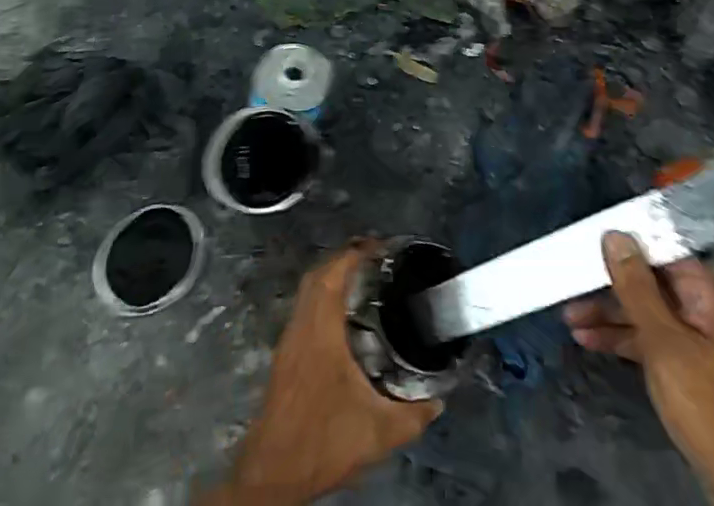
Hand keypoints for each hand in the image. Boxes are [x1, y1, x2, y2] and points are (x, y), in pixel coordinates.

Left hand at [200, 243, 442, 505]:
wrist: (274, 468)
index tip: (378, 245)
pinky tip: (344, 314)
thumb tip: (438, 399)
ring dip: (331, 276)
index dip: (353, 254)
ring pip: (307, 292)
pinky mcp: (285, 354)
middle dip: (344, 259)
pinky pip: (304, 308)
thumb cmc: (324, 440)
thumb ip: (413, 413)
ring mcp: (289, 340)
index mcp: (320, 333)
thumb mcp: (379, 432)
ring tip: (364, 277)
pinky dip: (323, 297)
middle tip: (375, 256)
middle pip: (316, 276)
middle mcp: (300, 327)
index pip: (332, 276)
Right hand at [564, 232, 713, 505]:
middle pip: (653, 285)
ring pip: (649, 316)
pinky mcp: (695, 374)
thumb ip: (637, 288)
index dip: (627, 246)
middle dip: (610, 287)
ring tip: (569, 321)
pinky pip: (653, 343)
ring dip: (610, 316)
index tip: (586, 243)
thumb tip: (616, 236)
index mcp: (713, 299)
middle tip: (568, 288)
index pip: (665, 254)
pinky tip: (591, 343)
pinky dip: (624, 341)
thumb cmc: (712, 405)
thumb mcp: (665, 342)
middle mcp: (710, 315)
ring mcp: (704, 346)